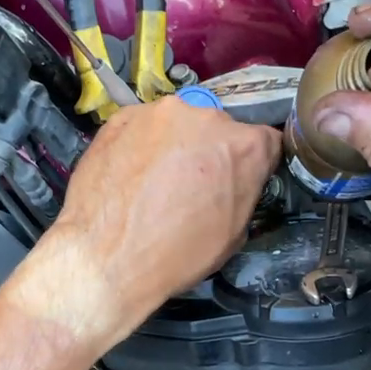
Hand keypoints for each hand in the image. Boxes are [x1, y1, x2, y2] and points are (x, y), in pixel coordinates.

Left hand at [18, 95, 279, 344]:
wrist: (106, 257)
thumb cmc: (176, 255)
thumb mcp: (232, 235)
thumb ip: (242, 192)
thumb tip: (235, 182)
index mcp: (244, 146)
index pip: (265, 142)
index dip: (252, 165)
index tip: (236, 181)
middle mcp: (206, 116)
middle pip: (218, 129)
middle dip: (210, 153)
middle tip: (191, 185)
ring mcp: (160, 112)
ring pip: (177, 125)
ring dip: (174, 145)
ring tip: (155, 181)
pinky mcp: (121, 116)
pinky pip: (142, 127)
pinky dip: (141, 145)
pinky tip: (130, 175)